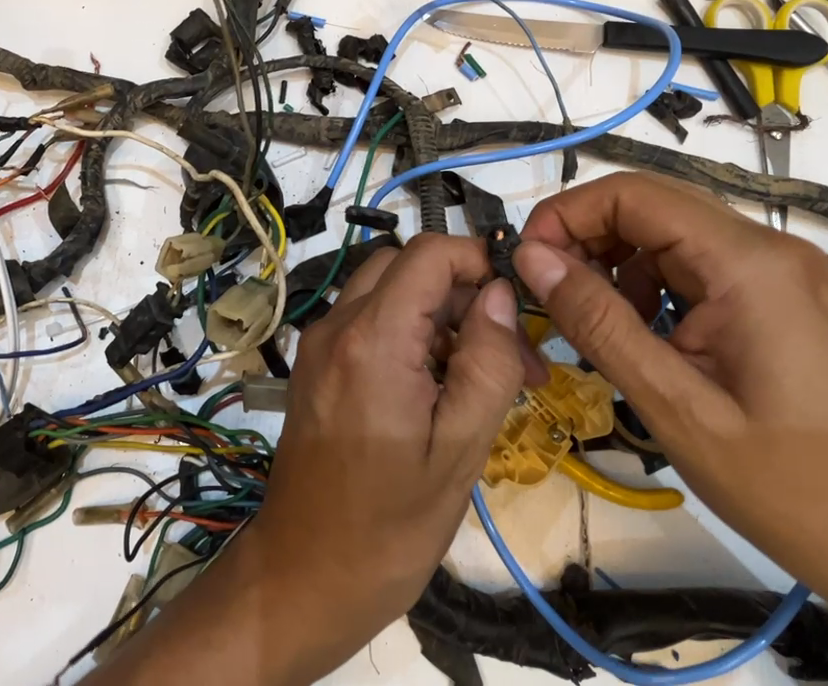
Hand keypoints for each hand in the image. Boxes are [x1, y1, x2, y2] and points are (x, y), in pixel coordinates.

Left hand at [91, 234, 537, 685]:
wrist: (306, 573)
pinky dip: (409, 337)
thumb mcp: (460, 447)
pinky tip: (442, 391)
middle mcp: (335, 326)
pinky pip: (369, 326)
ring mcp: (319, 346)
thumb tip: (501, 295)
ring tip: (487, 382)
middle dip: (464, 295)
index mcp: (371, 338)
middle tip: (514, 356)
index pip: (428, 254)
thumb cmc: (391, 524)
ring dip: (440, 318)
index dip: (479, 261)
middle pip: (406, 268)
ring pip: (388, 294)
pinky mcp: (316, 368)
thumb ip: (487, 362)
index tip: (521, 306)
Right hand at [513, 172, 827, 683]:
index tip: (525, 267)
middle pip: (652, 210)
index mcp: (749, 265)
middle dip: (585, 243)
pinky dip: (654, 292)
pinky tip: (643, 342)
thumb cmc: (792, 488)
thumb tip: (530, 257)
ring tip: (592, 331)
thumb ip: (599, 322)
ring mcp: (785, 277)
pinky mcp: (786, 305)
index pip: (634, 194)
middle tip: (548, 302)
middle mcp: (771, 252)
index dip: (566, 216)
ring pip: (672, 240)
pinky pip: (700, 272)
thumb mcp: (676, 407)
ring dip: (617, 270)